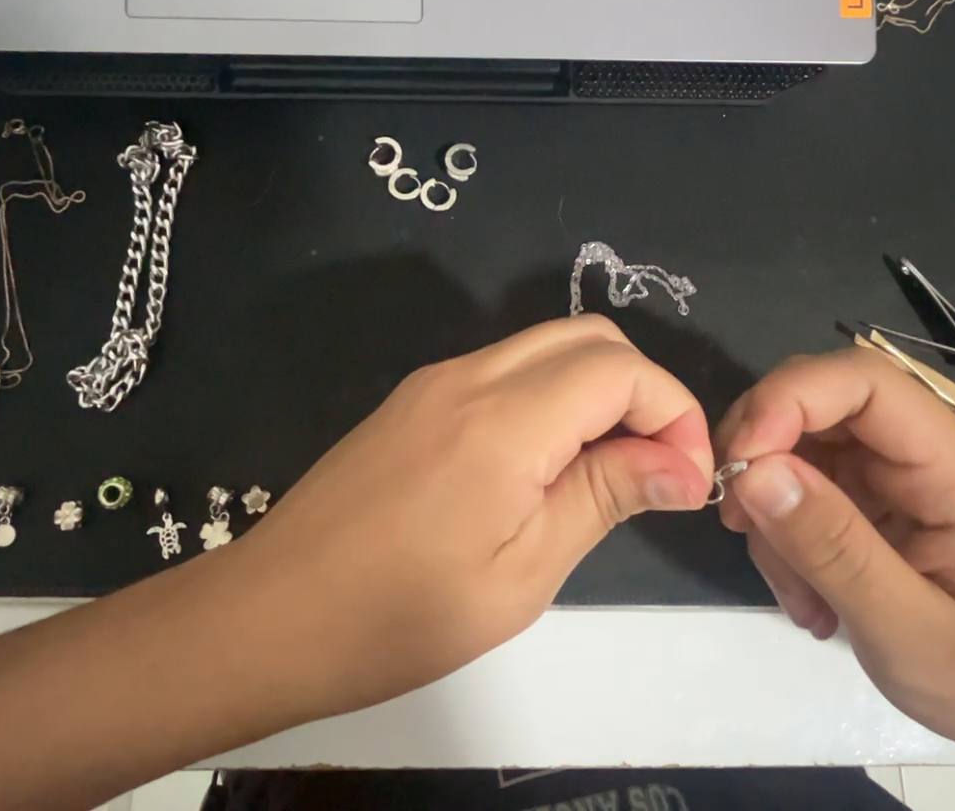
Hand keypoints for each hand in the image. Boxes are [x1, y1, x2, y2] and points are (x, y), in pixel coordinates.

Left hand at [225, 315, 713, 721]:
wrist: (269, 615)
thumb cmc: (398, 617)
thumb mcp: (522, 573)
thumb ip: (604, 497)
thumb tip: (681, 464)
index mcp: (502, 419)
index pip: (619, 368)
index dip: (672, 410)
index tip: (685, 478)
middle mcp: (469, 376)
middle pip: (587, 337)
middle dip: (641, 391)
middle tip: (654, 469)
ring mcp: (435, 381)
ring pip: (545, 347)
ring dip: (595, 392)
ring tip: (607, 473)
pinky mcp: (414, 399)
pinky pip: (504, 370)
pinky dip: (549, 397)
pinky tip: (545, 465)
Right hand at [715, 350, 954, 763]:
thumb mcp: (914, 634)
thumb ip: (835, 551)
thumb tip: (752, 472)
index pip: (866, 381)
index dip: (791, 399)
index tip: (738, 461)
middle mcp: (923, 451)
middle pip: (820, 402)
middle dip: (763, 454)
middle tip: (738, 523)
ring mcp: (894, 472)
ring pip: (798, 446)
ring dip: (771, 513)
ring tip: (798, 595)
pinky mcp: (871, 496)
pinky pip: (801, 487)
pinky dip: (783, 535)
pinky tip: (807, 595)